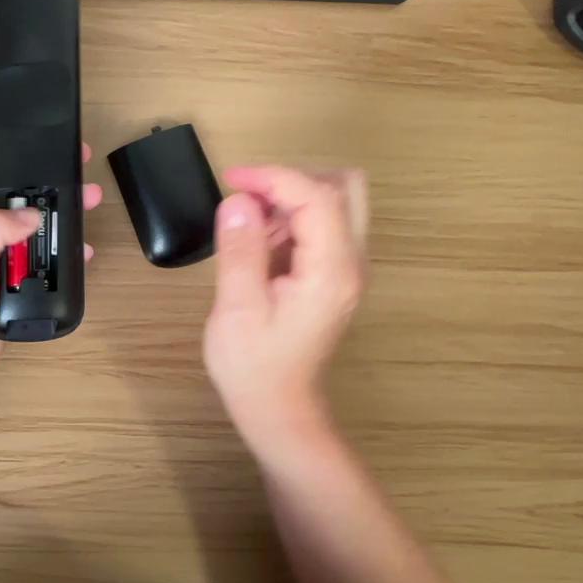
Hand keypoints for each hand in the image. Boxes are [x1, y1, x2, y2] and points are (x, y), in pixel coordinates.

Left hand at [0, 149, 102, 396]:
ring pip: (23, 234)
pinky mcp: (0, 290)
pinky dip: (54, 257)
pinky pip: (31, 265)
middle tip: (77, 176)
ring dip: (52, 223)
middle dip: (41, 189)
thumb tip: (29, 212)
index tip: (36, 141)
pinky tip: (76, 252)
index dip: (2, 154)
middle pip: (7, 202)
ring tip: (86, 207)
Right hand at [203, 166, 368, 439]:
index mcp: (330, 270)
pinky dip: (291, 221)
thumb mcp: (236, 309)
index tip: (231, 178)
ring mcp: (347, 269)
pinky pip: (322, 228)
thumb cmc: (253, 364)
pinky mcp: (333, 276)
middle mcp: (351, 262)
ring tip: (244, 228)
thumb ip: (239, 252)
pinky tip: (257, 245)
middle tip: (246, 195)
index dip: (274, 177)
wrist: (277, 405)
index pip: (316, 197)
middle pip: (344, 188)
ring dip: (290, 200)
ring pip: (335, 204)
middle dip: (293, 179)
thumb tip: (237, 203)